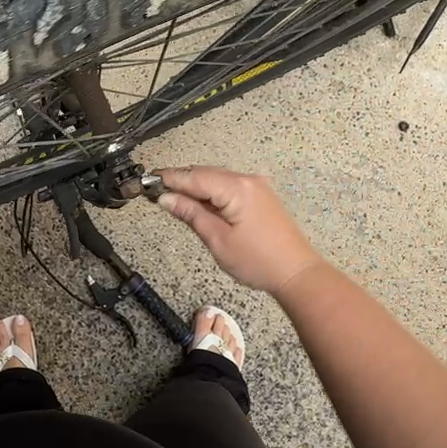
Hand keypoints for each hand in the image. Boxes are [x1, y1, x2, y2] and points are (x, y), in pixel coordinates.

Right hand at [154, 166, 324, 294]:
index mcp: (237, 188)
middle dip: (180, 181)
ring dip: (195, 187)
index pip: (195, 177)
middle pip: (205, 174)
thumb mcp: (217, 240)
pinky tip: (200, 204)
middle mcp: (247, 180)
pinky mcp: (260, 195)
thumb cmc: (259, 261)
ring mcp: (256, 186)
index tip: (149, 181)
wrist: (297, 273)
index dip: (170, 178)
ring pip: (216, 179)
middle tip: (156, 191)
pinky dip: (211, 193)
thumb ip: (190, 214)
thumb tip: (166, 198)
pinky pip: (228, 186)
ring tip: (173, 199)